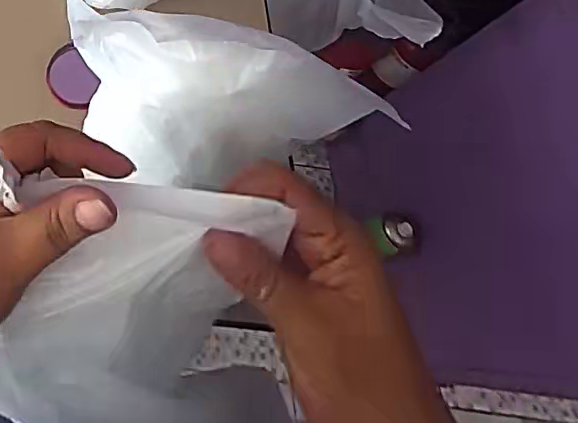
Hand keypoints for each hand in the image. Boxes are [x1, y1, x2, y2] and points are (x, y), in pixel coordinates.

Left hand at [0, 121, 132, 421]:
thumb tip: (104, 201)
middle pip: (36, 152)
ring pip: (32, 176)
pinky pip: (24, 198)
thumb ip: (60, 223)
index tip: (119, 168)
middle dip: (74, 170)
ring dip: (61, 192)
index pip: (37, 138)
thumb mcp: (10, 257)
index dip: (84, 150)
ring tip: (82, 216)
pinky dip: (48, 209)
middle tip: (107, 192)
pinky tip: (59, 230)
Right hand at [203, 163, 450, 422]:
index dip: (249, 188)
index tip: (213, 205)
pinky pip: (273, 261)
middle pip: (278, 205)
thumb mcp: (307, 326)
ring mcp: (321, 270)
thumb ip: (261, 277)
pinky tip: (229, 270)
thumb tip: (219, 237)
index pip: (288, 188)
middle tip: (205, 225)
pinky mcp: (309, 295)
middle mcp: (333, 246)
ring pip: (273, 234)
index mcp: (343, 239)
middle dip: (240, 211)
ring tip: (210, 245)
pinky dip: (249, 262)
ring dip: (242, 237)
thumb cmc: (372, 389)